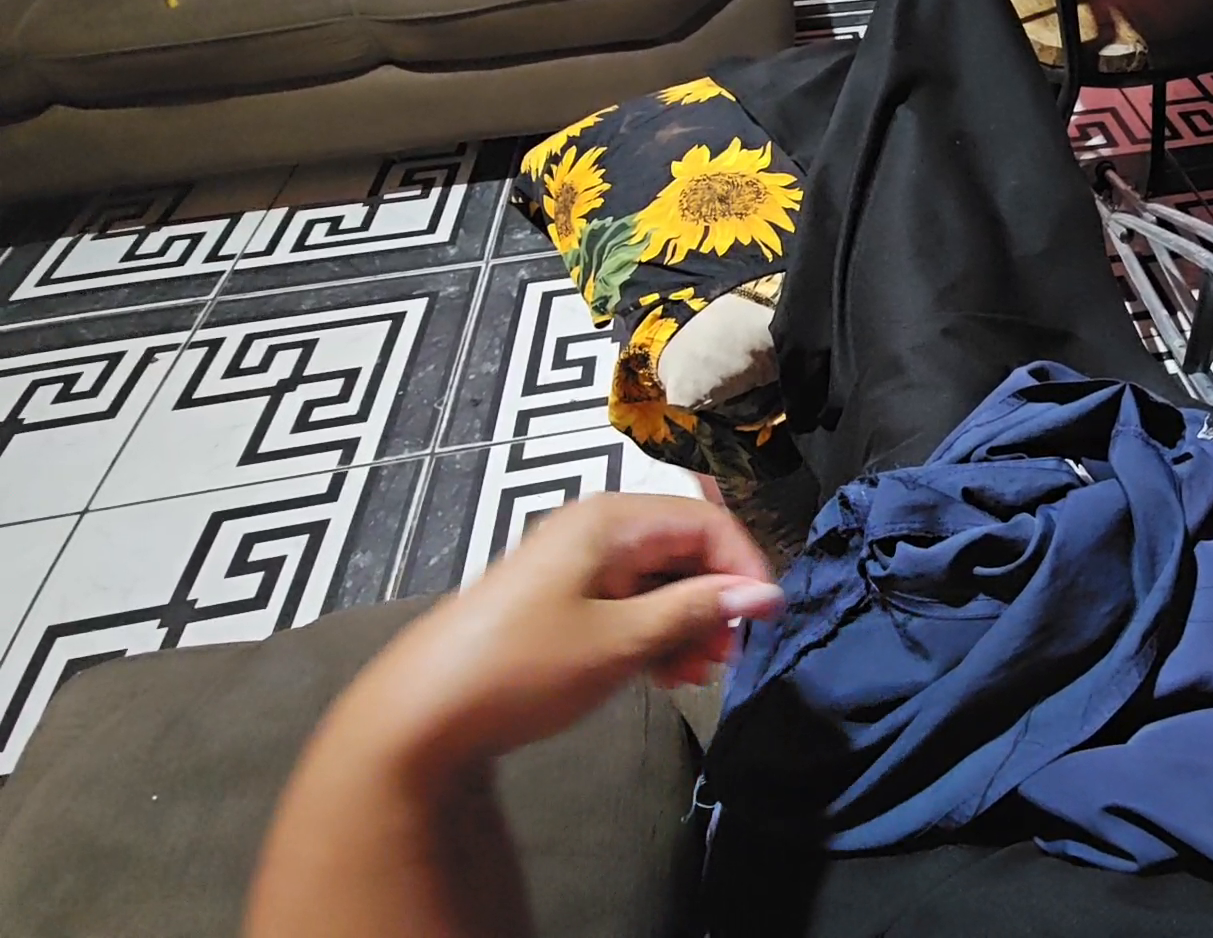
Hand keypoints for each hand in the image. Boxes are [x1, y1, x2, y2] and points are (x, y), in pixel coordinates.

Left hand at [333, 493, 781, 779]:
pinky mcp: (572, 598)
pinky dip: (659, 634)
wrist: (415, 722)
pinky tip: (670, 674)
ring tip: (700, 673)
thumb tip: (766, 594)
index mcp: (612, 522)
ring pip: (664, 582)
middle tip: (730, 655)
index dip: (744, 566)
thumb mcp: (619, 641)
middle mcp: (602, 531)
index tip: (766, 617)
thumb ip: (696, 610)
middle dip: (716, 601)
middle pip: (686, 552)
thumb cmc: (523, 668)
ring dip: (690, 624)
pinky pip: (635, 603)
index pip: (706, 523)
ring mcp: (584, 565)